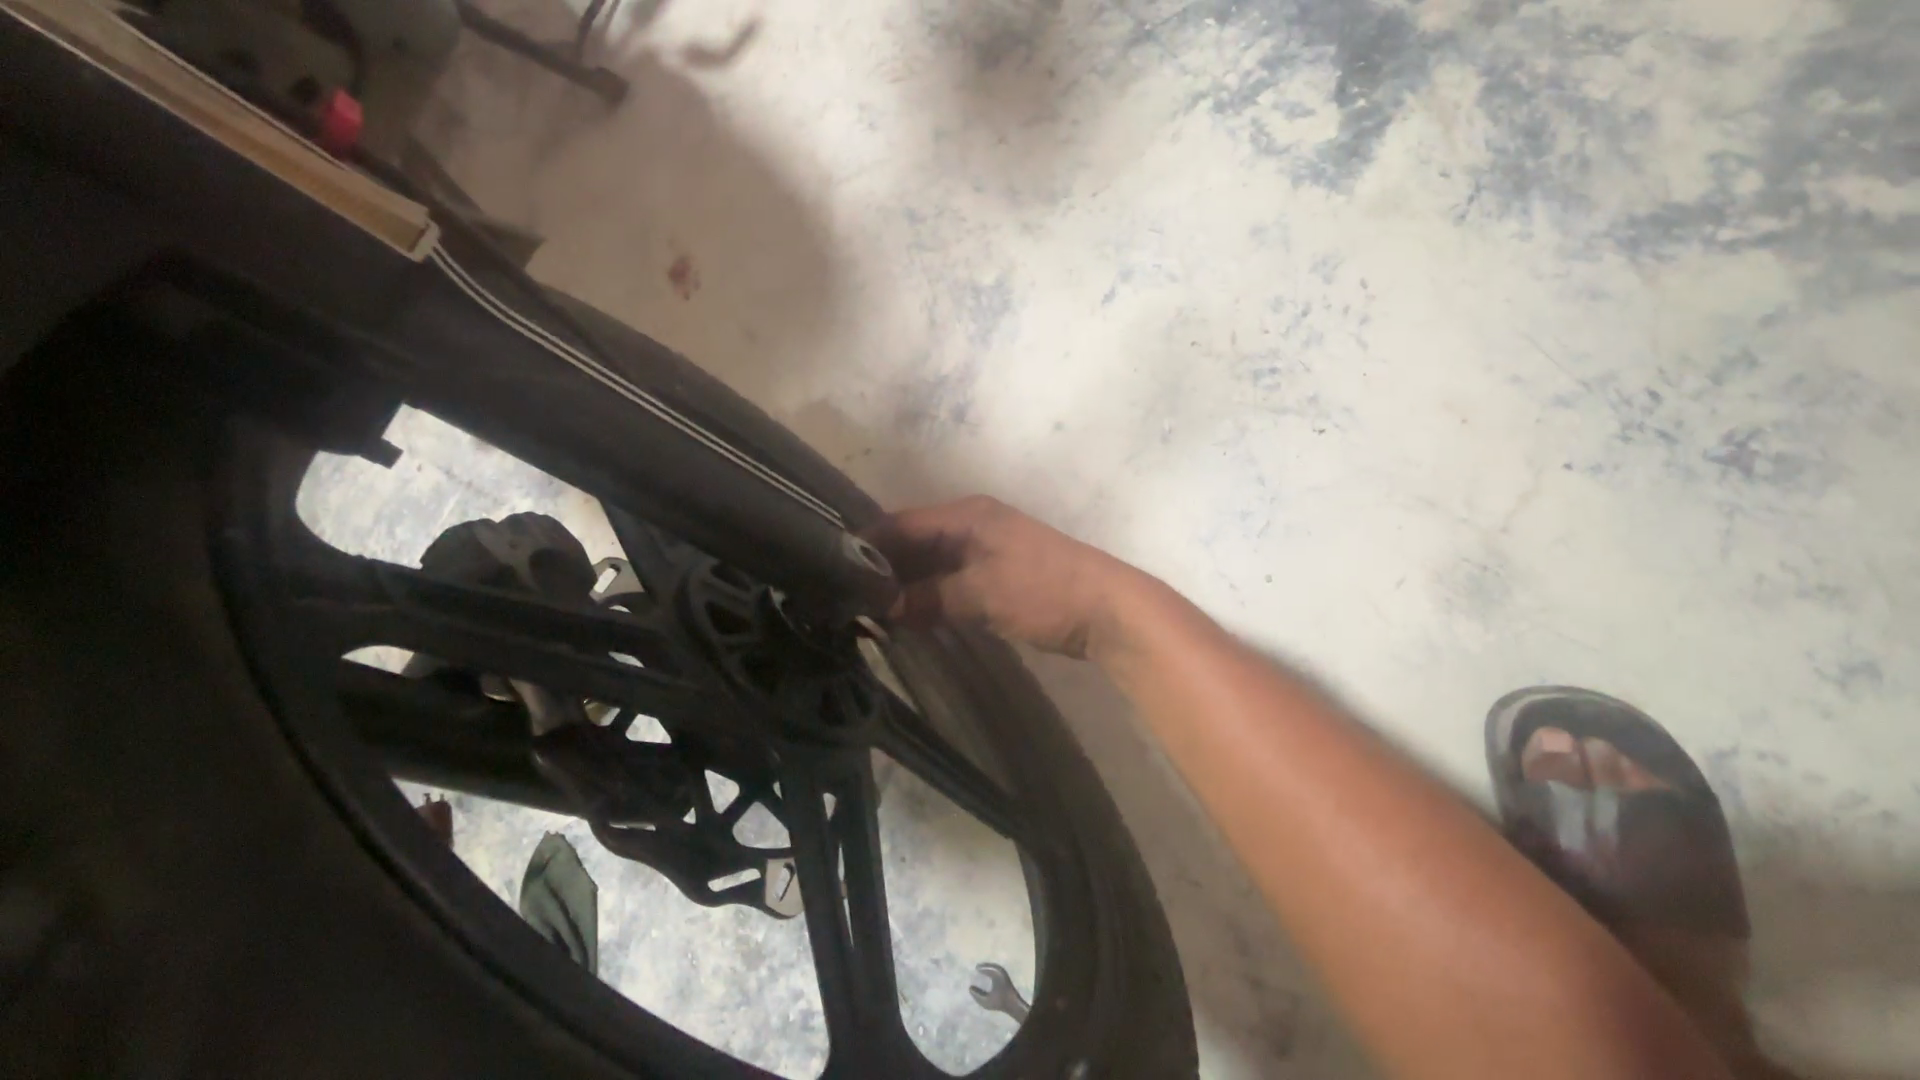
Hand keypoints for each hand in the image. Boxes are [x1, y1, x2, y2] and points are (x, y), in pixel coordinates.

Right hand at [865, 496, 1143, 658]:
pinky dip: (928, 597)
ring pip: (930, 565)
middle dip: (882, 568)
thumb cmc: (1045, 590)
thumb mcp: (982, 593)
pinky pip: (948, 583)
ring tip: (866, 611)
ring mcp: (985, 552)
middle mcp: (971, 526)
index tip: (833, 571)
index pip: (902, 523)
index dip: (868, 545)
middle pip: (913, 542)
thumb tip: (882, 608)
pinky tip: (905, 618)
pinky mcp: (995, 579)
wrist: (1109, 611)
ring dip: (904, 586)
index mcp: (967, 515)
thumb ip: (929, 598)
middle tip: (844, 597)